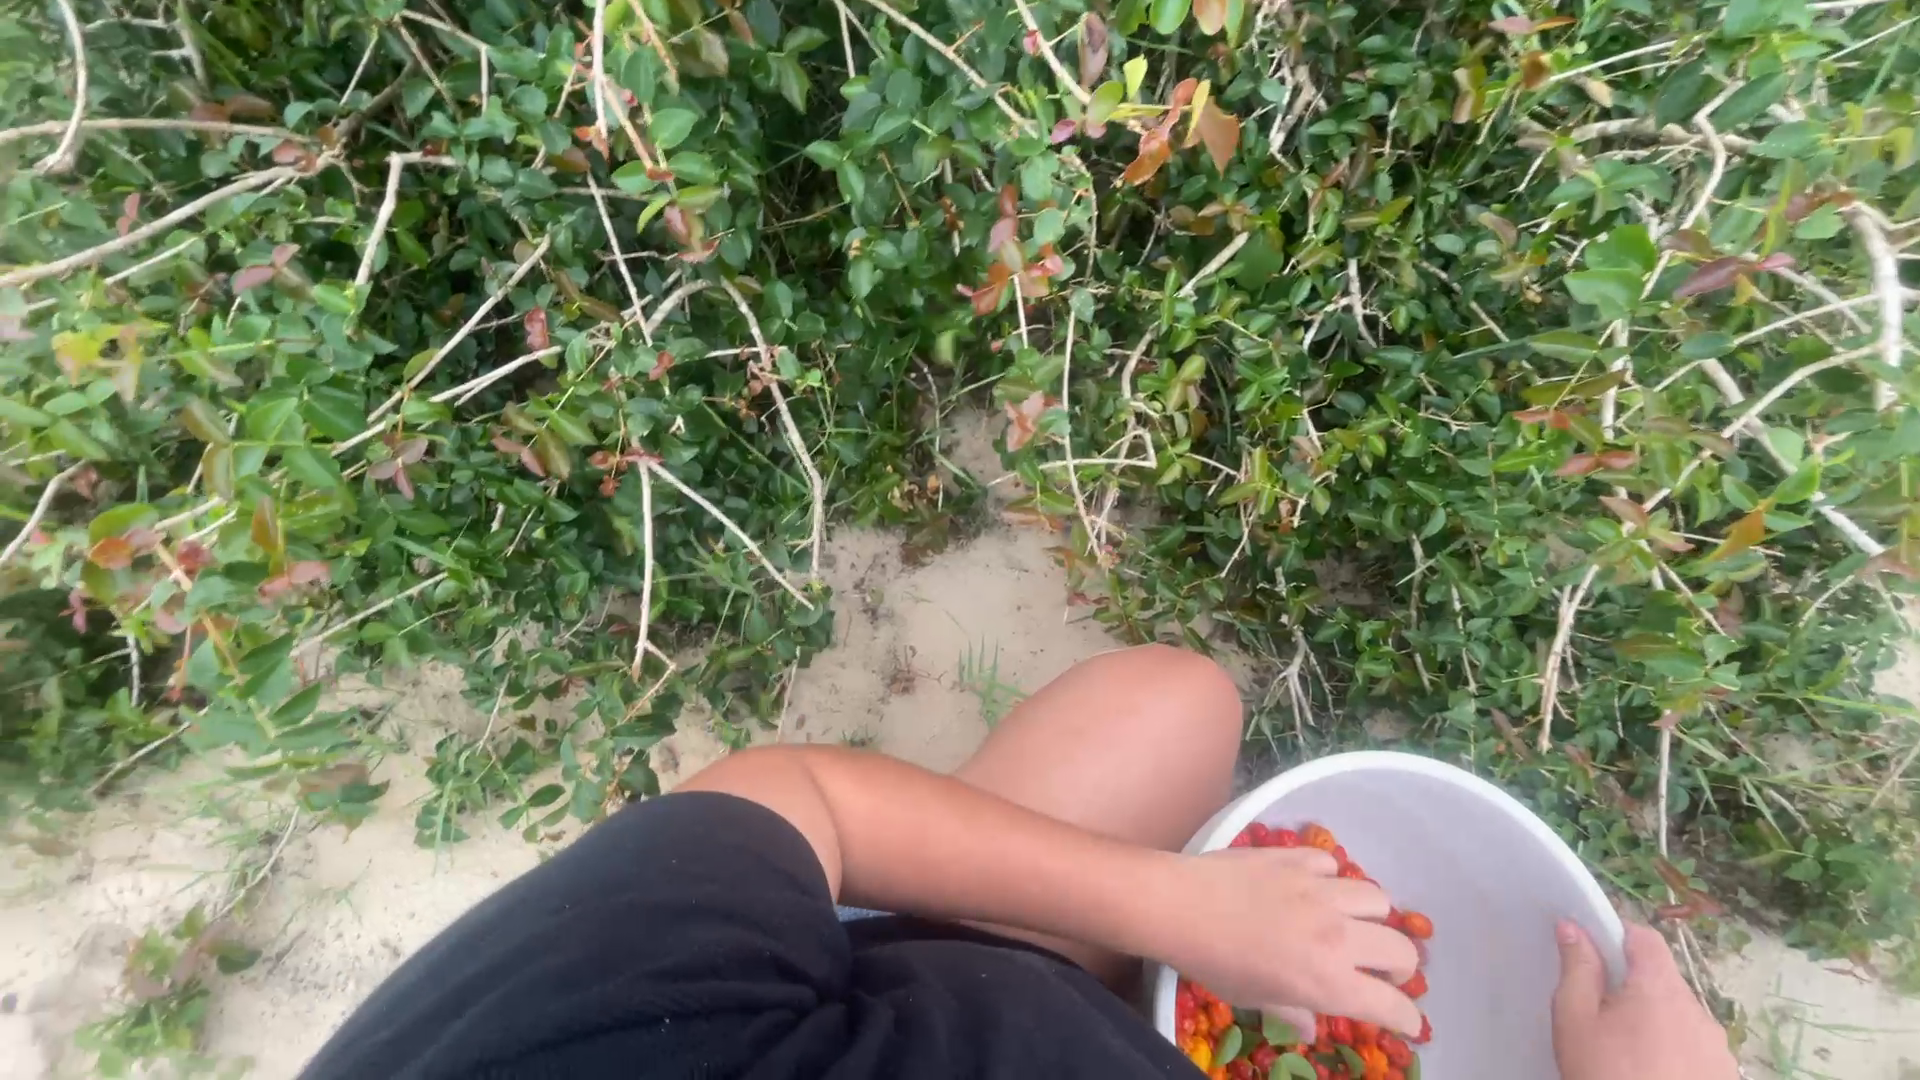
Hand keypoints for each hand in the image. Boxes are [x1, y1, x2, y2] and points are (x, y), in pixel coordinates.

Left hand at [1148, 846, 1422, 1035]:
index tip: (1405, 1020)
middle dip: (1399, 966)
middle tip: (1378, 969)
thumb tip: (1309, 1022)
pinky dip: (1330, 876)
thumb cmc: (1213, 962)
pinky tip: (1312, 884)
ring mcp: (1318, 890)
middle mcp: (1337, 935)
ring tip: (1352, 920)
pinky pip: (1331, 863)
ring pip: (1377, 898)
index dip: (1407, 1019)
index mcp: (1331, 981)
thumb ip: (1292, 1011)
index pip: (1395, 1006)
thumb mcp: (1255, 1000)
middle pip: (1402, 949)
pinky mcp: (1295, 857)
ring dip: (1372, 915)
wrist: (1179, 904)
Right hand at [1553, 919, 1738, 1079]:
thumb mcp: (1574, 1015)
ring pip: (1678, 1012)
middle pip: (1662, 976)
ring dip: (1652, 1013)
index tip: (1587, 947)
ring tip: (1622, 1042)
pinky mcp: (1725, 1076)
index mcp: (1660, 990)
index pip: (1645, 938)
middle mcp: (1700, 1014)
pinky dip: (1671, 1043)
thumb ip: (1577, 966)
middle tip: (1596, 1002)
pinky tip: (1648, 1067)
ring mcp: (1719, 1049)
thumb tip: (1573, 927)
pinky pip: (1694, 1043)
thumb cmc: (1604, 1071)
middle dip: (1629, 979)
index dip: (1615, 933)